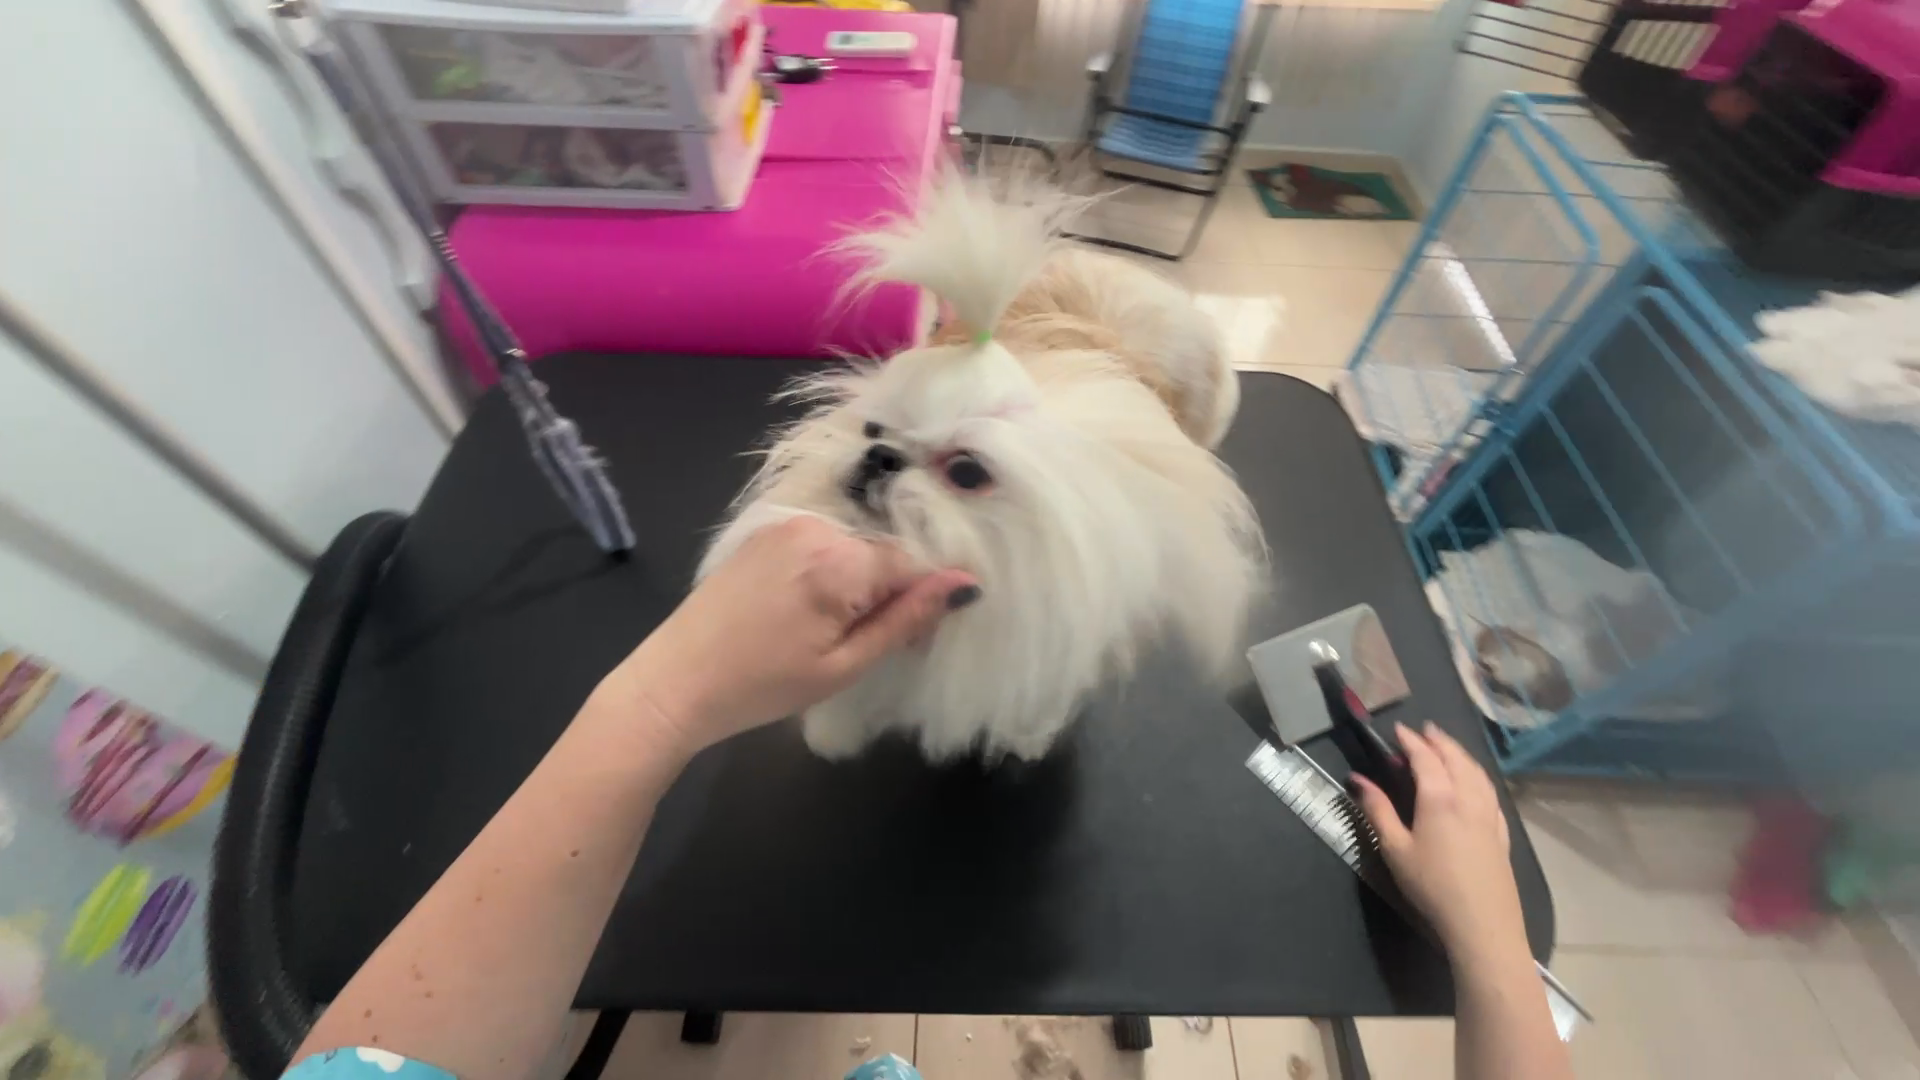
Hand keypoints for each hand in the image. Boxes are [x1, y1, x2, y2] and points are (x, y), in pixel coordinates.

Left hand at [602, 515, 977, 758]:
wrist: (673, 683)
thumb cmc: (762, 686)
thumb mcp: (844, 664)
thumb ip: (906, 619)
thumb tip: (963, 584)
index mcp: (839, 561)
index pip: (912, 563)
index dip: (921, 600)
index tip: (911, 637)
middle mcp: (816, 527)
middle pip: (882, 554)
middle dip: (888, 592)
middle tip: (864, 643)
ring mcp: (786, 526)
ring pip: (854, 549)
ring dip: (858, 583)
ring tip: (826, 632)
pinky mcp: (765, 532)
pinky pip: (822, 545)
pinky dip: (830, 572)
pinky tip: (803, 611)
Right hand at [1353, 722, 1527, 965]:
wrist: (1484, 928)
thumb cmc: (1432, 886)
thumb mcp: (1394, 848)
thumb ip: (1377, 810)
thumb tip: (1357, 779)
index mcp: (1440, 801)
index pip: (1426, 760)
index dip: (1412, 741)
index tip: (1399, 729)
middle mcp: (1469, 802)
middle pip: (1457, 761)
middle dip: (1441, 742)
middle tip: (1425, 730)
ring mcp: (1490, 819)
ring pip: (1479, 775)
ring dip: (1462, 756)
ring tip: (1448, 748)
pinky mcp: (1501, 837)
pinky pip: (1492, 795)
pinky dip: (1480, 778)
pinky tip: (1475, 784)